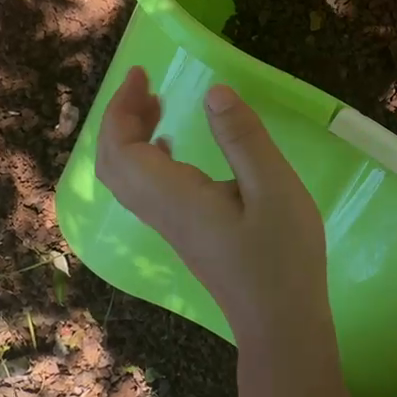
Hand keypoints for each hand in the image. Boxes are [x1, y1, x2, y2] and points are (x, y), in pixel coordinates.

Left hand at [94, 67, 329, 340]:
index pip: (122, 151)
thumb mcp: (274, 187)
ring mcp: (171, 227)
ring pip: (127, 178)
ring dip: (131, 135)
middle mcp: (162, 212)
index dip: (121, 108)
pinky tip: (172, 145)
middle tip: (148, 83)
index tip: (143, 73)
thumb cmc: (282, 253)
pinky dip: (145, 156)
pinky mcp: (185, 234)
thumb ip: (243, 137)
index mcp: (176, 197)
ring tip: (157, 104)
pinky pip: (144, 188)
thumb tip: (213, 90)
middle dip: (120, 118)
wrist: (282, 323)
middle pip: (114, 165)